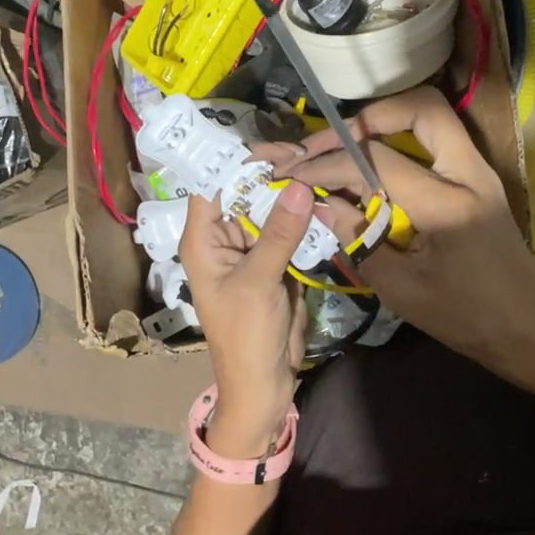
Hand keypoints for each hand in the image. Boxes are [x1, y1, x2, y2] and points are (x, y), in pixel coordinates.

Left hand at [179, 181, 312, 455]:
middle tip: (313, 161)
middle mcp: (224, 237)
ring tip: (327, 180)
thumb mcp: (259, 282)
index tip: (281, 151)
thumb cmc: (246, 336)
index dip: (241, 160)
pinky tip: (330, 207)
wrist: (262, 383)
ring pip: (271, 207)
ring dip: (296, 195)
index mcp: (204, 238)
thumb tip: (300, 186)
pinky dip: (308, 219)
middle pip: (246, 189)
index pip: (214, 182)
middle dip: (277, 173)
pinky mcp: (276, 261)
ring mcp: (251, 248)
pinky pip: (290, 230)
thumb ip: (278, 234)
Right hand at [284, 87, 534, 369]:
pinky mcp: (478, 178)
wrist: (526, 325)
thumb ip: (359, 239)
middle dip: (368, 117)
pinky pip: (437, 139)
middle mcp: (468, 174)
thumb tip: (320, 203)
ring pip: (433, 116)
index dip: (329, 163)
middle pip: (421, 108)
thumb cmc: (463, 316)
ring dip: (386, 123)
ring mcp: (479, 171)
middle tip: (330, 142)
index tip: (296, 173)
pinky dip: (401, 140)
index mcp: (446, 205)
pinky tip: (373, 166)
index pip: (377, 161)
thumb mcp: (401, 288)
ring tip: (345, 147)